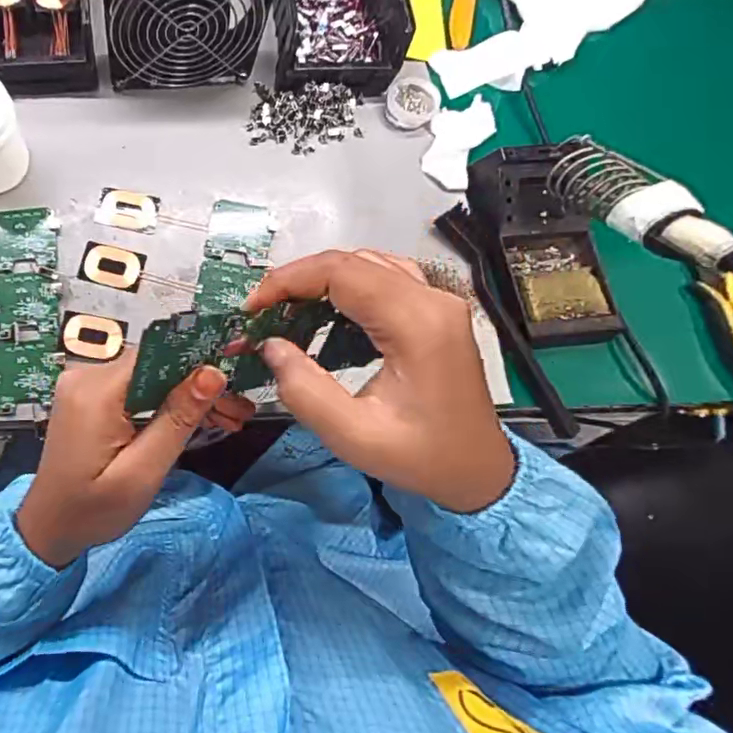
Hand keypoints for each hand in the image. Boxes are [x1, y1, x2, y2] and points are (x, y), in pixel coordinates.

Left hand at [16, 352, 253, 566]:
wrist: (48, 526)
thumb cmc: (93, 510)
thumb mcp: (142, 473)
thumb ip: (176, 421)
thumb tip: (211, 373)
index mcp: (95, 392)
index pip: (156, 354)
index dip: (198, 361)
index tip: (237, 380)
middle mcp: (85, 377)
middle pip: (154, 365)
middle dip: (198, 384)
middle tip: (239, 412)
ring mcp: (84, 385)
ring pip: (148, 376)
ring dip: (185, 395)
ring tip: (227, 419)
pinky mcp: (87, 397)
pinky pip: (133, 389)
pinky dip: (163, 402)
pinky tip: (193, 419)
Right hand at [246, 250, 514, 512]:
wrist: (480, 471)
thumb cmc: (421, 457)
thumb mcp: (352, 435)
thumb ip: (304, 389)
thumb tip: (271, 345)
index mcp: (417, 324)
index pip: (340, 272)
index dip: (288, 281)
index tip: (252, 308)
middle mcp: (431, 299)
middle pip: (350, 261)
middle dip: (295, 280)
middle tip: (259, 312)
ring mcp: (437, 301)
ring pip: (364, 263)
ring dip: (317, 280)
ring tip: (283, 310)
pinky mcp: (433, 309)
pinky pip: (379, 277)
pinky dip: (341, 286)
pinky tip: (320, 312)